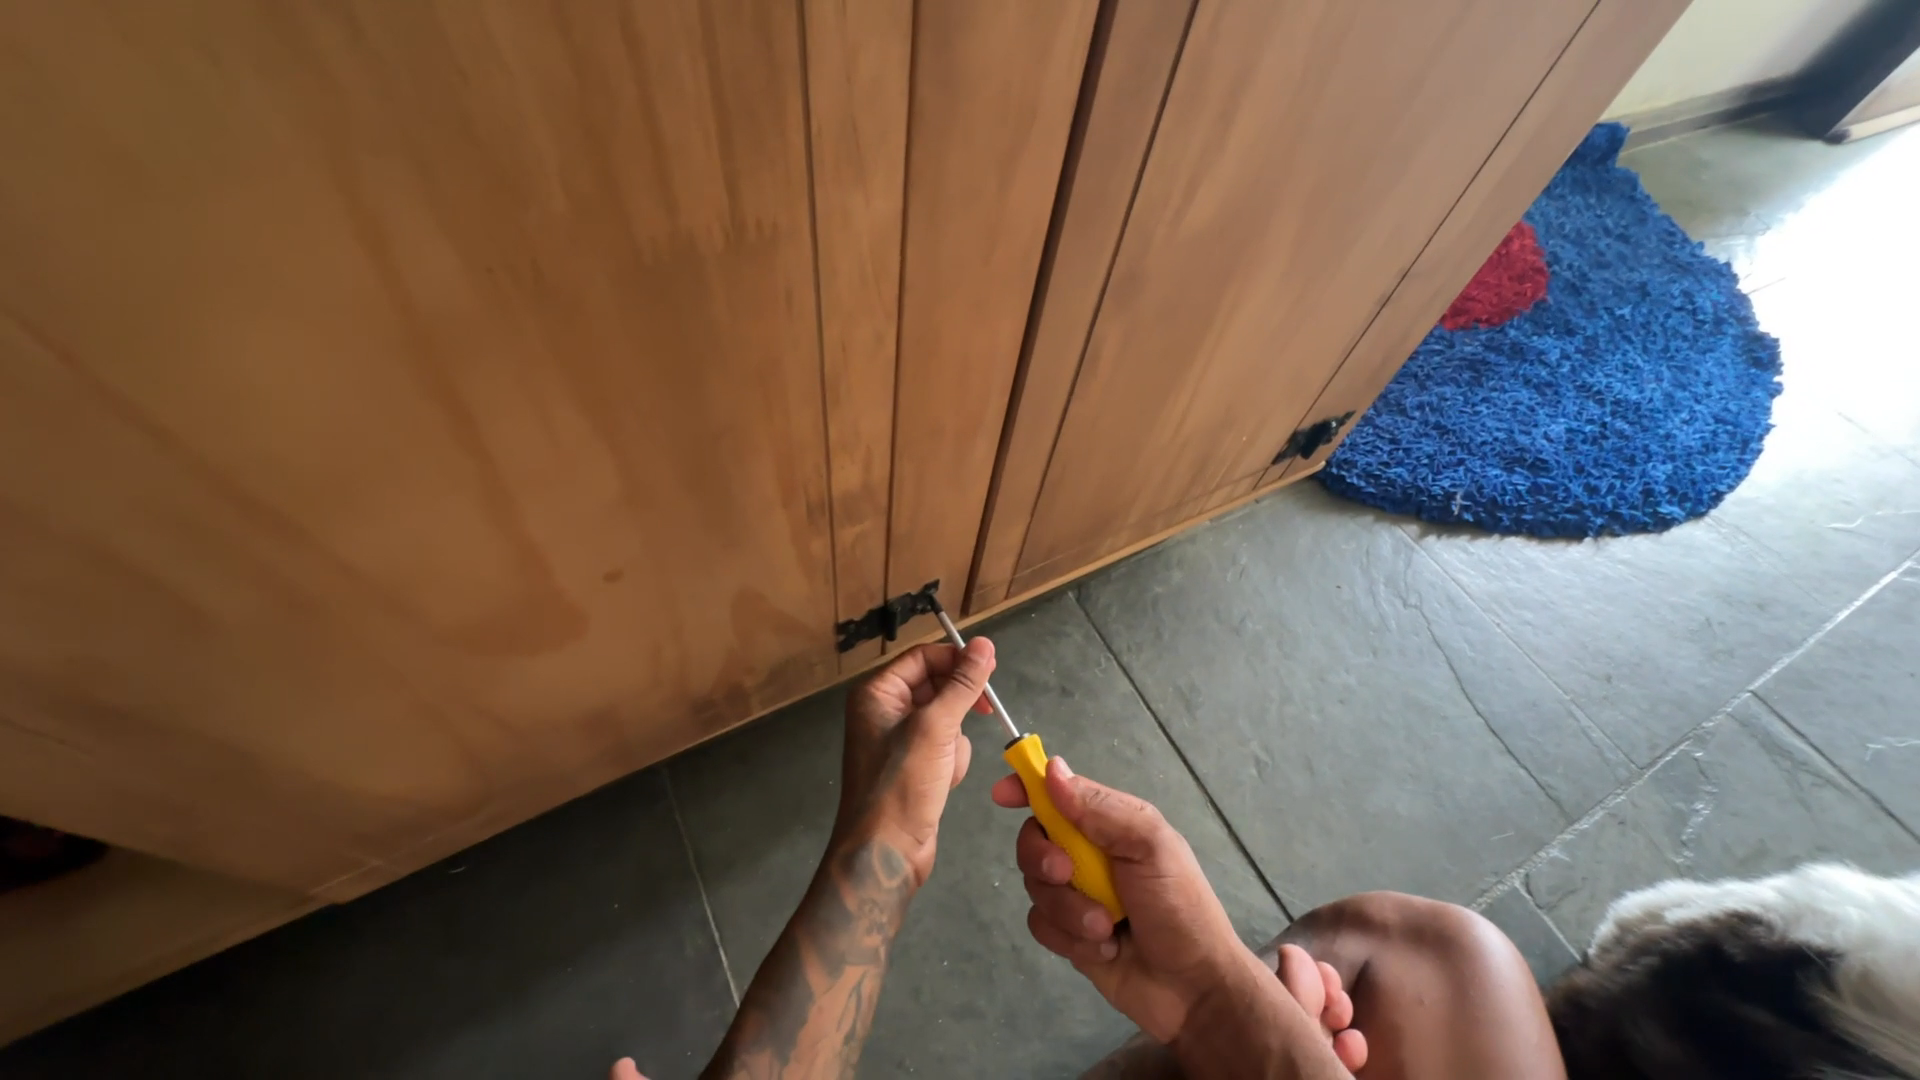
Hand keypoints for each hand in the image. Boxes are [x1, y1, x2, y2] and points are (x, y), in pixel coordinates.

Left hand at [834, 639, 995, 885]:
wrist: (886, 852)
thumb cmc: (902, 783)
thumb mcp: (936, 727)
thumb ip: (962, 684)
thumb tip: (984, 643)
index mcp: (878, 693)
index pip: (923, 657)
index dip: (957, 660)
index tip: (991, 670)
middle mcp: (884, 710)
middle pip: (937, 686)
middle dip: (957, 707)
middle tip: (985, 711)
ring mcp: (899, 739)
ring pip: (947, 718)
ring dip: (955, 740)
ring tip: (945, 764)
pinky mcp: (914, 764)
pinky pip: (946, 746)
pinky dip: (952, 760)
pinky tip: (944, 781)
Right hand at [992, 759, 1262, 1043]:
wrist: (1194, 990)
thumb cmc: (1180, 906)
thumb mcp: (1149, 847)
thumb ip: (1100, 809)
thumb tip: (1052, 769)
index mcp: (1109, 822)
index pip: (1058, 792)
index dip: (1027, 786)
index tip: (1003, 795)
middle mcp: (1086, 852)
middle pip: (1033, 839)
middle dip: (1043, 857)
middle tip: (1066, 873)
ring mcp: (1075, 893)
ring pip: (1034, 885)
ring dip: (1067, 908)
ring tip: (1106, 927)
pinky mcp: (1068, 933)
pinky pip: (1040, 924)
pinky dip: (1068, 937)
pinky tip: (1103, 948)